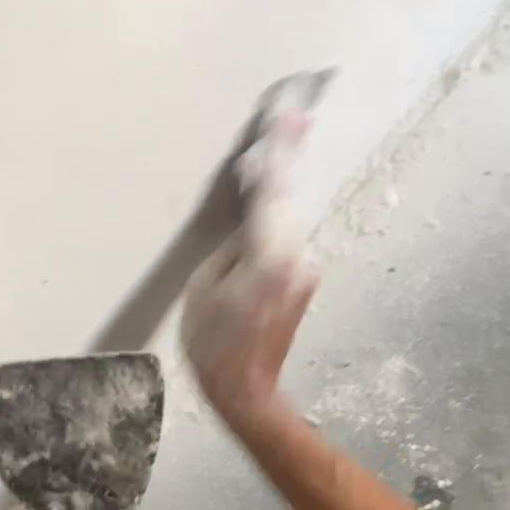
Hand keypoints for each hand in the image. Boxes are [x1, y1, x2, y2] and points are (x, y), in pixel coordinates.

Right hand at [180, 108, 320, 427]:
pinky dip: (279, 218)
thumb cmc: (214, 346)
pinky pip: (288, 240)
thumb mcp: (205, 288)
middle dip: (288, 160)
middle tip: (296, 116)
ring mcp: (304, 274)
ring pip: (291, 220)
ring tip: (280, 147)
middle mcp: (297, 260)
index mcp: (270, 258)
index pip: (274, 193)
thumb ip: (234, 248)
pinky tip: (270, 198)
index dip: (278, 154)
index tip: (288, 118)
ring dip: (282, 188)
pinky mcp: (302, 285)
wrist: (247, 392)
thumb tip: (253, 229)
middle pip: (289, 200)